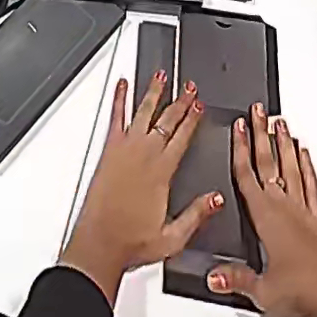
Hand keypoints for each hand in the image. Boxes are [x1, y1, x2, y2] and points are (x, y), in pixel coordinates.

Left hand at [60, 71, 223, 303]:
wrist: (100, 241)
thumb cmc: (132, 240)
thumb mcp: (173, 237)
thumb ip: (197, 215)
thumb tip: (216, 199)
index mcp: (162, 172)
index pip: (182, 137)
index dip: (192, 119)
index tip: (199, 104)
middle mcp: (144, 154)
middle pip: (167, 120)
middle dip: (179, 101)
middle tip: (188, 85)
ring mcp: (125, 148)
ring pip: (143, 111)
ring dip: (153, 92)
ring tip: (159, 75)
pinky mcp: (109, 149)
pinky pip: (115, 117)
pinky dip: (119, 99)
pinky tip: (121, 86)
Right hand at [208, 105, 316, 316]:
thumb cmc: (300, 291)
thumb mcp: (260, 289)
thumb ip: (236, 278)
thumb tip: (213, 275)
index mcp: (264, 216)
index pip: (246, 173)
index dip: (240, 147)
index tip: (238, 125)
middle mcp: (283, 206)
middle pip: (268, 161)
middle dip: (260, 133)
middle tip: (258, 109)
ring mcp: (301, 210)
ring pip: (290, 167)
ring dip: (284, 143)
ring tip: (280, 121)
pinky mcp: (316, 221)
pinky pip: (310, 186)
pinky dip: (307, 167)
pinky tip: (305, 154)